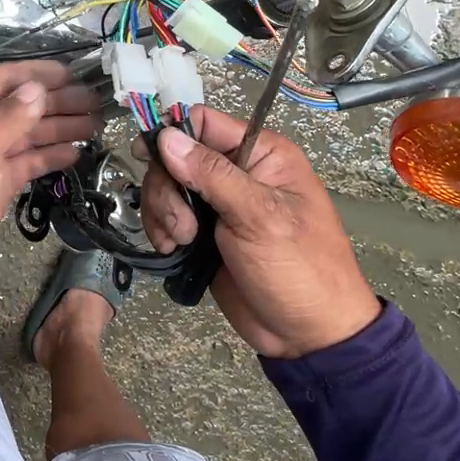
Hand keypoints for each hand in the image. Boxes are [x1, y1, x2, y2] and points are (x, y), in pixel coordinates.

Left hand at [0, 62, 98, 285]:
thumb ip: (8, 120)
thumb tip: (36, 88)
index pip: (0, 80)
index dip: (35, 74)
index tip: (71, 73)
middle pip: (18, 105)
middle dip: (54, 101)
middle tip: (92, 100)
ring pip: (26, 132)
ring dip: (58, 126)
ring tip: (94, 122)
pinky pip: (27, 159)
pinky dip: (49, 154)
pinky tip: (76, 150)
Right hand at [139, 107, 380, 357]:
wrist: (309, 338)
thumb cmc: (301, 271)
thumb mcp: (260, 218)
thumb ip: (212, 175)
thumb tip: (166, 136)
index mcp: (262, 154)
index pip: (203, 122)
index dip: (173, 135)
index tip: (150, 158)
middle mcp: (236, 170)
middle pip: (175, 154)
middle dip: (166, 187)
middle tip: (181, 224)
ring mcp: (217, 201)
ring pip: (164, 184)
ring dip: (161, 211)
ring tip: (180, 241)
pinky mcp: (201, 228)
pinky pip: (164, 212)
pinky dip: (160, 228)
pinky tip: (173, 248)